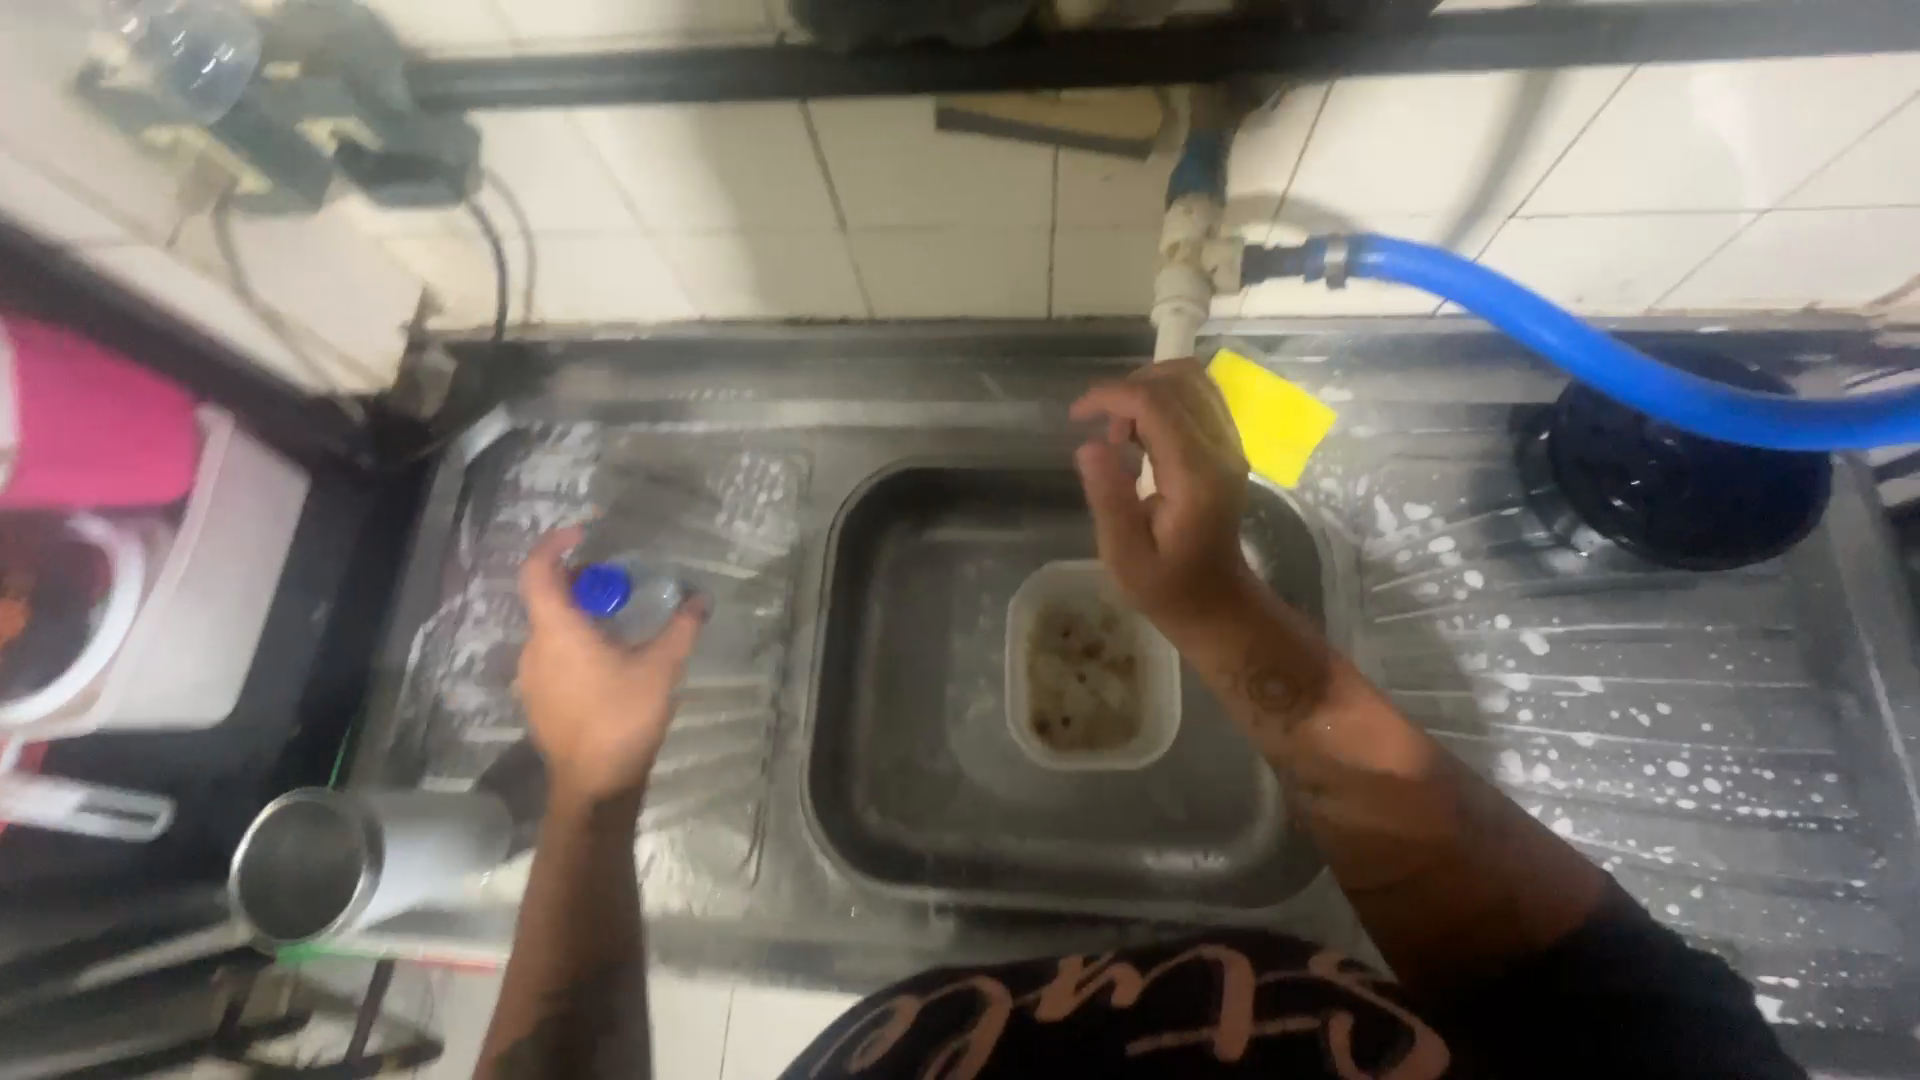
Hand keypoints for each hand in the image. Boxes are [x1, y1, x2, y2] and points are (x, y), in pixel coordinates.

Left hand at [516, 526, 706, 812]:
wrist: (594, 784)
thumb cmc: (623, 717)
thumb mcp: (662, 667)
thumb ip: (682, 628)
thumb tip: (702, 599)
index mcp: (558, 631)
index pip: (538, 571)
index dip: (554, 544)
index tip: (584, 534)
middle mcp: (535, 648)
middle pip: (547, 597)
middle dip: (582, 581)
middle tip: (620, 582)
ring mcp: (532, 676)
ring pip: (551, 628)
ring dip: (581, 613)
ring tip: (620, 619)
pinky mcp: (539, 698)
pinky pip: (553, 653)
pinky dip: (576, 640)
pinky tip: (610, 658)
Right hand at [1070, 357, 1257, 634]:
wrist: (1215, 600)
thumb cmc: (1165, 586)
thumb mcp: (1123, 555)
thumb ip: (1109, 498)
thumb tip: (1089, 445)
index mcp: (1195, 476)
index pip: (1156, 404)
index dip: (1111, 396)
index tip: (1077, 416)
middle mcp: (1221, 450)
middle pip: (1179, 379)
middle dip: (1129, 389)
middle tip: (1105, 430)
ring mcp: (1231, 445)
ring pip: (1194, 380)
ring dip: (1148, 390)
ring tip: (1124, 431)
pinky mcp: (1228, 447)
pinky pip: (1200, 397)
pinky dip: (1164, 399)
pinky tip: (1143, 434)